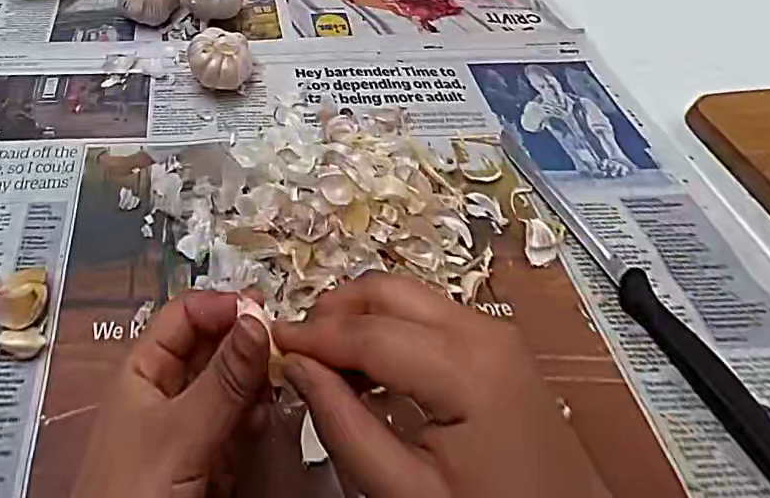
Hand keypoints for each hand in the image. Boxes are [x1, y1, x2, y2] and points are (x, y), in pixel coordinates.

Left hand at [71, 290, 271, 497]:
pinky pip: (234, 423)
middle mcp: (165, 387)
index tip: (261, 309)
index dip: (219, 306)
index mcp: (144, 366)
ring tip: (278, 376)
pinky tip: (265, 414)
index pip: (183, 315)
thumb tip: (254, 322)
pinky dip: (252, 416)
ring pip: (227, 385)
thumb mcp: (178, 431)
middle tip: (282, 341)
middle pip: (209, 347)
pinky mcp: (207, 459)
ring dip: (252, 378)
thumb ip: (221, 381)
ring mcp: (188, 423)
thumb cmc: (134, 490)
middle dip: (242, 340)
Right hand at [273, 274, 611, 497]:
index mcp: (467, 365)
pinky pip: (424, 314)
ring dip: (356, 318)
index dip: (311, 336)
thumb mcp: (407, 494)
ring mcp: (495, 335)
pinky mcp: (498, 347)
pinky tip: (370, 367)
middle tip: (300, 348)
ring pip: (400, 296)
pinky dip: (385, 327)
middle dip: (332, 312)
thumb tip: (294, 363)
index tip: (271, 342)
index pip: (365, 332)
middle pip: (382, 292)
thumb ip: (341, 424)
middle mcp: (483, 331)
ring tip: (329, 360)